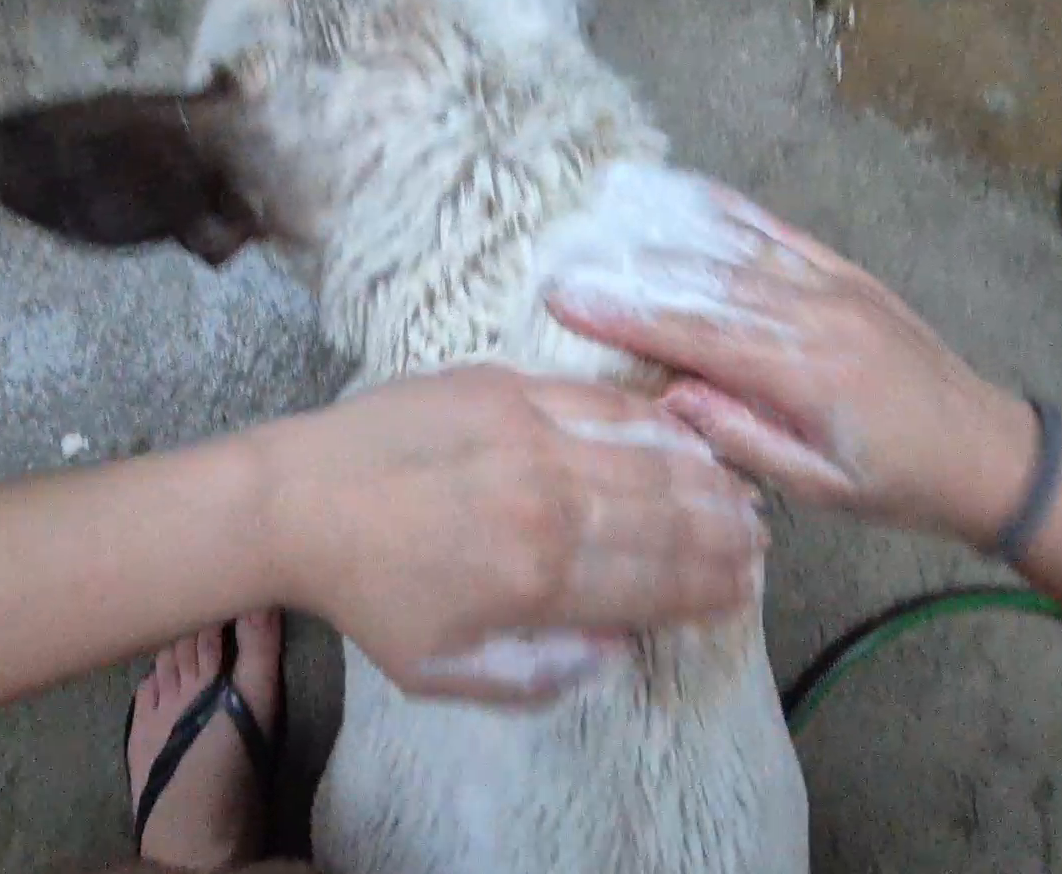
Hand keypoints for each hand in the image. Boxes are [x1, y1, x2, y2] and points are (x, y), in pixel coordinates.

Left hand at [250, 366, 765, 701]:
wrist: (302, 497)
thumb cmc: (370, 594)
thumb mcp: (442, 670)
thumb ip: (537, 673)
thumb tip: (616, 652)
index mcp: (535, 580)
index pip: (648, 584)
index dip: (704, 588)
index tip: (742, 587)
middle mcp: (548, 504)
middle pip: (662, 520)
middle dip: (721, 536)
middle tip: (759, 541)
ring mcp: (531, 436)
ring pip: (644, 459)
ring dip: (702, 481)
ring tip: (741, 493)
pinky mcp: (509, 388)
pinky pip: (600, 401)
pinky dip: (650, 421)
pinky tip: (682, 432)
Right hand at [547, 187, 1033, 546]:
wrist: (989, 451)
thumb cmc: (897, 482)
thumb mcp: (821, 487)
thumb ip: (744, 437)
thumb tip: (671, 394)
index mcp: (804, 372)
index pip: (695, 334)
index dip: (625, 315)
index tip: (567, 298)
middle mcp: (813, 314)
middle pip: (704, 283)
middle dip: (629, 272)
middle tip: (569, 258)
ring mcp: (833, 286)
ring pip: (736, 252)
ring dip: (668, 236)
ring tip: (609, 218)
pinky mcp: (847, 275)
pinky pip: (782, 234)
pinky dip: (734, 213)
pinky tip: (695, 194)